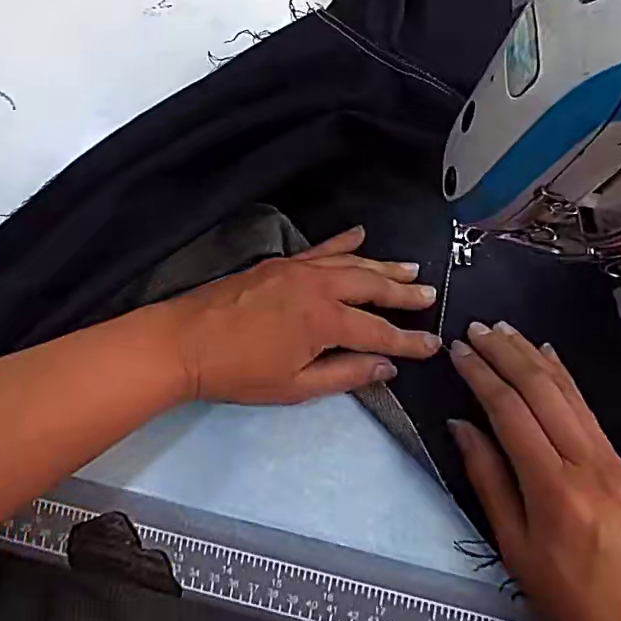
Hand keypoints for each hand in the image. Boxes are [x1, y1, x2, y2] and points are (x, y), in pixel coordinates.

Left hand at [148, 227, 442, 403]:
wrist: (186, 341)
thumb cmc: (240, 372)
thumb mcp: (295, 386)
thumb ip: (345, 374)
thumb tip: (386, 367)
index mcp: (326, 321)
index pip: (380, 331)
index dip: (409, 341)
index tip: (433, 344)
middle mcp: (321, 286)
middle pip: (373, 287)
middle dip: (405, 293)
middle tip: (430, 295)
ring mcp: (302, 268)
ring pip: (354, 263)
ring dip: (384, 266)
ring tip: (410, 268)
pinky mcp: (284, 261)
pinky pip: (322, 248)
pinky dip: (344, 241)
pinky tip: (360, 234)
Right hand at [448, 321, 620, 620]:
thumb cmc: (579, 606)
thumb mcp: (519, 555)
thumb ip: (489, 483)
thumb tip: (461, 428)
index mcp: (554, 489)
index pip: (509, 410)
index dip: (480, 374)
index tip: (459, 351)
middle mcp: (585, 461)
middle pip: (538, 388)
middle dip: (503, 352)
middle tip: (476, 328)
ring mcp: (610, 456)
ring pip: (564, 389)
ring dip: (531, 354)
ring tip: (504, 330)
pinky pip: (586, 405)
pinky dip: (563, 375)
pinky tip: (550, 356)